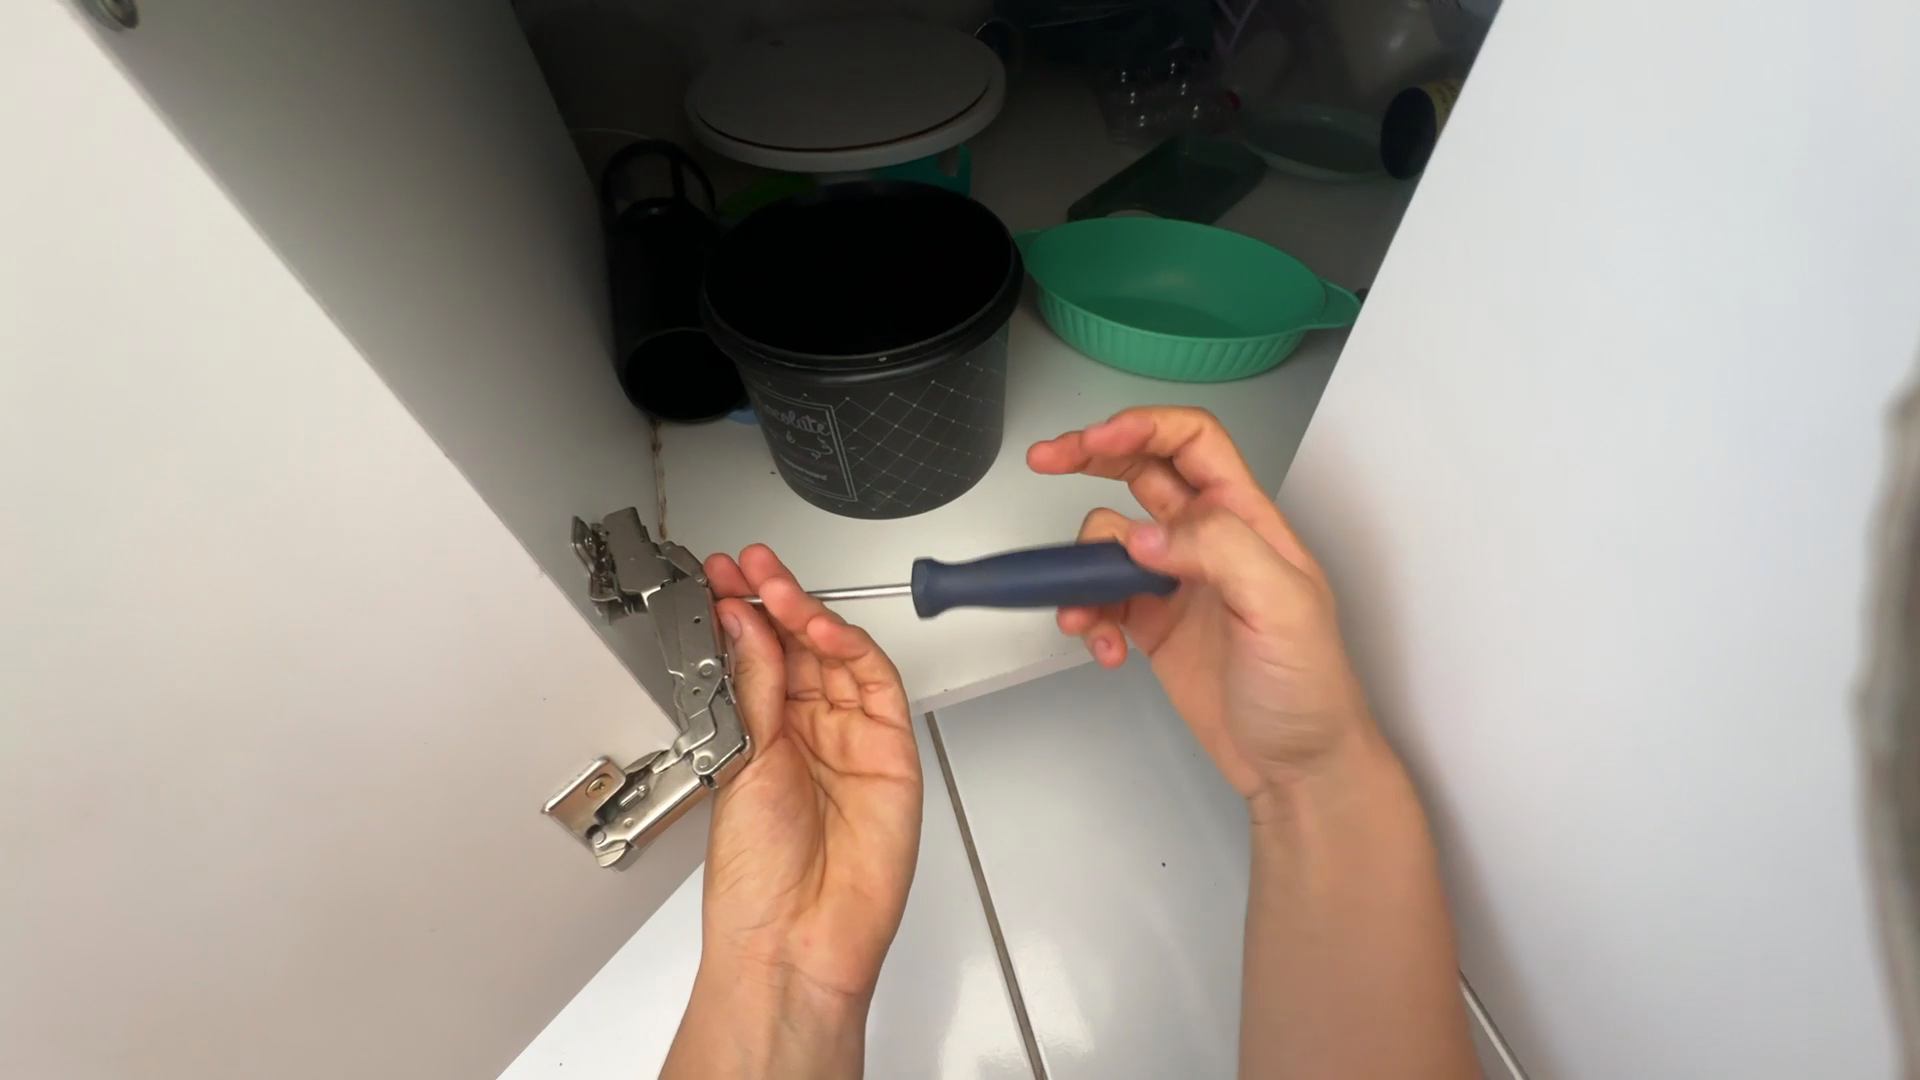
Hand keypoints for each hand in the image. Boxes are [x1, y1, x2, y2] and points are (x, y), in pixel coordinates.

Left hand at [662, 544, 920, 1078]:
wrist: (800, 936)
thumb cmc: (758, 872)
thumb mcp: (743, 761)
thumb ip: (754, 686)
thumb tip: (742, 622)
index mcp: (768, 735)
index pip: (761, 656)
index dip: (744, 615)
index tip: (721, 579)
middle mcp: (811, 728)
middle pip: (798, 647)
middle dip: (772, 602)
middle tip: (748, 567)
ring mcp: (853, 733)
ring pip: (836, 654)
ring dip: (806, 614)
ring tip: (774, 583)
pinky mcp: (891, 743)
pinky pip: (876, 681)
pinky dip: (851, 646)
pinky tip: (818, 624)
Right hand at [1028, 407, 1375, 802]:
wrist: (1294, 766)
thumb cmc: (1310, 690)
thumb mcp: (1283, 608)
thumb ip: (1218, 551)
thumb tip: (1142, 535)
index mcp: (1245, 520)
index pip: (1191, 443)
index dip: (1141, 428)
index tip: (1093, 441)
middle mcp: (1205, 540)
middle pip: (1139, 472)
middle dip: (1089, 459)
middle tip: (1046, 459)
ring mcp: (1173, 581)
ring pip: (1107, 543)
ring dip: (1081, 569)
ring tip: (1084, 613)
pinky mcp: (1149, 621)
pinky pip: (1100, 598)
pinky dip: (1088, 617)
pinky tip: (1104, 648)